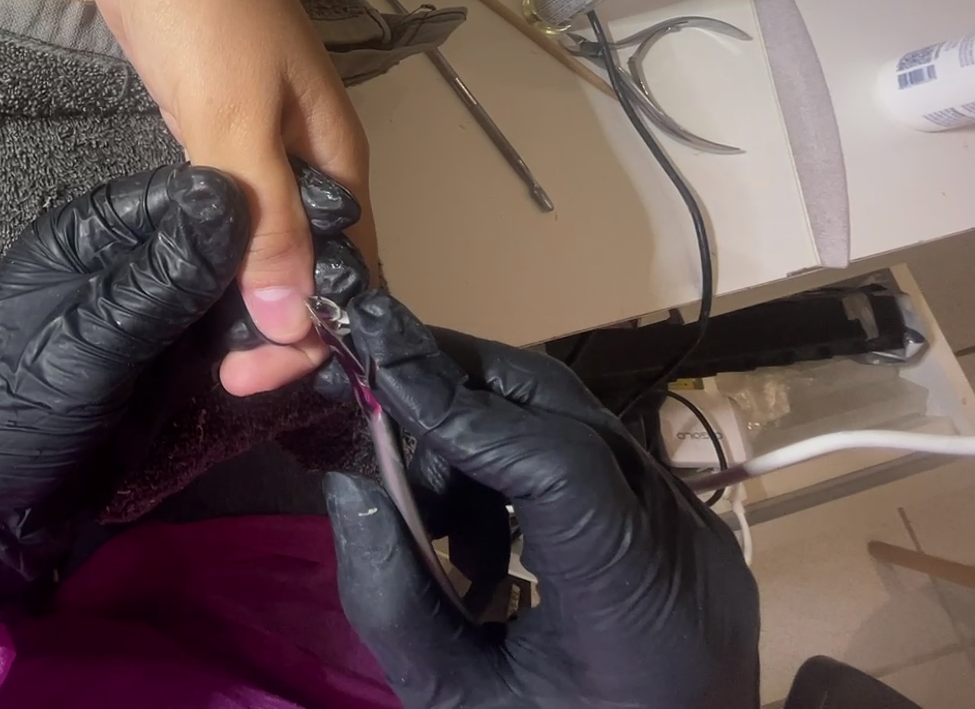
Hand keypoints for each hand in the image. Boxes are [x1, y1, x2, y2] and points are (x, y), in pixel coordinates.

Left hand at [0, 166, 249, 650]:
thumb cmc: (10, 413)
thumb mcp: (86, 345)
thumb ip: (161, 279)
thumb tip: (230, 193)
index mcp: (92, 233)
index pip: (187, 197)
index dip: (249, 216)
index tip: (303, 255)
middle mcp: (128, 260)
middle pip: (222, 245)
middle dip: (266, 282)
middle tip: (294, 334)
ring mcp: (152, 312)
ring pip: (235, 296)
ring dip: (268, 326)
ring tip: (272, 370)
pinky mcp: (169, 360)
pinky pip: (228, 340)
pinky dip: (255, 355)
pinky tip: (262, 380)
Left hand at [92, 0, 373, 373]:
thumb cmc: (206, 6)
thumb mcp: (235, 115)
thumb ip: (265, 216)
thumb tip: (294, 319)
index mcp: (331, 162)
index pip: (349, 274)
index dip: (313, 337)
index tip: (251, 382)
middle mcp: (303, 162)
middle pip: (311, 264)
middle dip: (277, 326)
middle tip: (219, 378)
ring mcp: (253, 145)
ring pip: (266, 239)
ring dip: (244, 293)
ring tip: (201, 350)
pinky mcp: (207, 130)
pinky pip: (225, 208)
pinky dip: (213, 249)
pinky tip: (186, 278)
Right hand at [324, 290, 760, 708]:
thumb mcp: (447, 700)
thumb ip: (387, 594)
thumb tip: (347, 479)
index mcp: (642, 612)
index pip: (555, 466)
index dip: (454, 405)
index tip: (370, 358)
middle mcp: (684, 546)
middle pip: (562, 408)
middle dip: (450, 374)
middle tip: (367, 363)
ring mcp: (686, 524)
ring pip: (560, 410)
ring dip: (465, 421)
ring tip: (420, 504)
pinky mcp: (667, 517)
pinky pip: (568, 440)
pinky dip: (495, 449)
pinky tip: (466, 525)